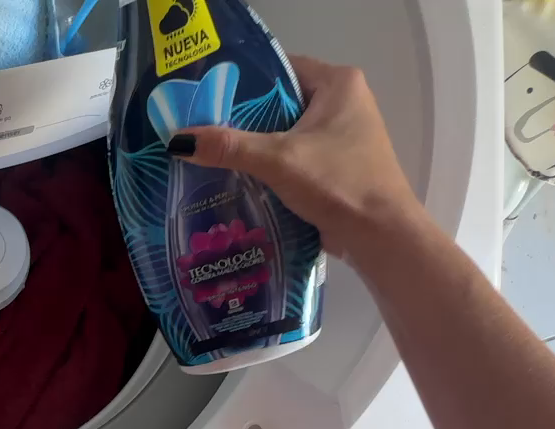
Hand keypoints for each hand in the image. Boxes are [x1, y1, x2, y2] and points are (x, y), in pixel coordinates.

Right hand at [170, 56, 424, 257]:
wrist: (376, 231)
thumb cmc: (337, 182)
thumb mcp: (277, 160)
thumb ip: (229, 148)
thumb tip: (178, 141)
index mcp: (338, 84)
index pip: (281, 70)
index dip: (242, 84)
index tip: (204, 101)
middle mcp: (341, 103)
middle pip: (277, 104)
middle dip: (239, 122)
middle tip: (198, 134)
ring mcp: (336, 136)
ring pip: (280, 135)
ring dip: (248, 149)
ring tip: (207, 160)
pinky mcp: (330, 165)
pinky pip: (287, 158)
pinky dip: (262, 169)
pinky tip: (233, 182)